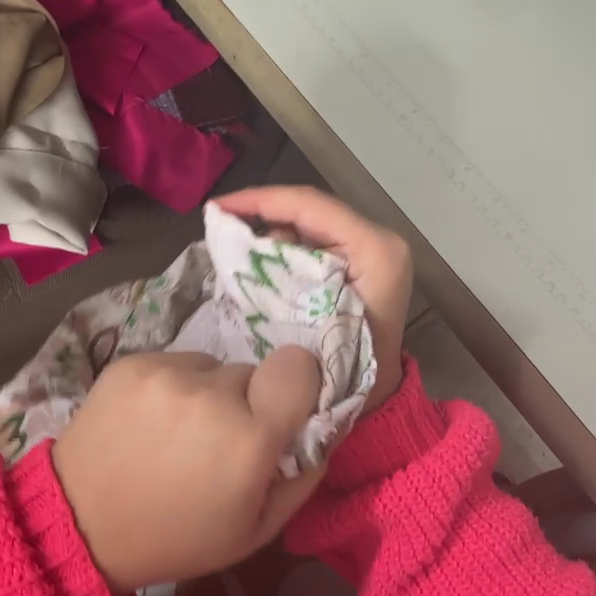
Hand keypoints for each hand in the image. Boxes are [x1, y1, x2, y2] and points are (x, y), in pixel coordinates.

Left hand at [51, 347, 324, 593]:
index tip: (280, 410)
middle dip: (246, 401)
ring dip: (207, 392)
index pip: (299, 365)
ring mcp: (166, 373)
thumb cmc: (176, 536)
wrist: (79, 523)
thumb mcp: (256, 531)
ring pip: (213, 366)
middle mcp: (211, 394)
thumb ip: (302, 475)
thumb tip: (322, 426)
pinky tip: (150, 421)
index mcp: (249, 437)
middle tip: (217, 441)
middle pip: (253, 372)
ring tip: (177, 432)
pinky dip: (172, 386)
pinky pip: (175, 362)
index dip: (296, 384)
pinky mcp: (132, 362)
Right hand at [211, 186, 413, 410]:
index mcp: (374, 248)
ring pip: (305, 224)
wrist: (378, 395)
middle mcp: (375, 238)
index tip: (217, 209)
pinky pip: (310, 241)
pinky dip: (280, 249)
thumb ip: (283, 278)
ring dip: (268, 235)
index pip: (309, 206)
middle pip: (306, 211)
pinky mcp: (357, 260)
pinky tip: (256, 266)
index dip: (259, 200)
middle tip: (220, 229)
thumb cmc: (348, 366)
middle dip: (260, 215)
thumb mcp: (310, 321)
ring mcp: (367, 249)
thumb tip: (242, 247)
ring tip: (235, 254)